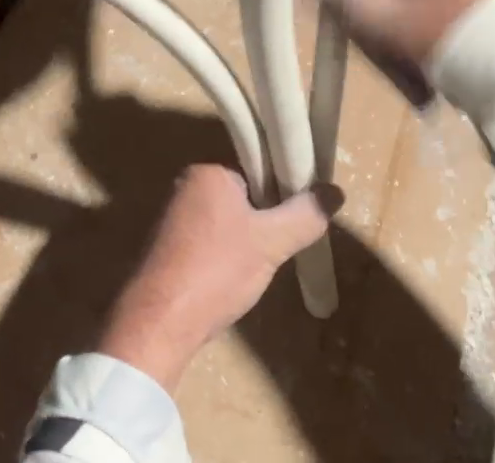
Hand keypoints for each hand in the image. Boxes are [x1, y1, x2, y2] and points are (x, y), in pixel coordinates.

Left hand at [97, 166, 339, 392]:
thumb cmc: (216, 270)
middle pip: (240, 198)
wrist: (159, 323)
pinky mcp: (164, 249)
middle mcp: (184, 187)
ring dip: (241, 243)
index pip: (256, 172)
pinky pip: (205, 243)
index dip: (279, 196)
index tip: (293, 221)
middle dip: (260, 223)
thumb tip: (335, 192)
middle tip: (276, 250)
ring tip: (253, 271)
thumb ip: (305, 216)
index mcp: (207, 172)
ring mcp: (170, 219)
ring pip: (223, 223)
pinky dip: (221, 258)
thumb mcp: (271, 242)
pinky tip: (229, 282)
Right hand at [302, 0, 494, 84]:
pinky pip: (453, 25)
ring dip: (406, 47)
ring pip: (423, 9)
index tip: (347, 25)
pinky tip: (433, 86)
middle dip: (384, 28)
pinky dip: (437, 52)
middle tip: (382, 64)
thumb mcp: (396, 17)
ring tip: (412, 85)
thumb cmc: (464, 41)